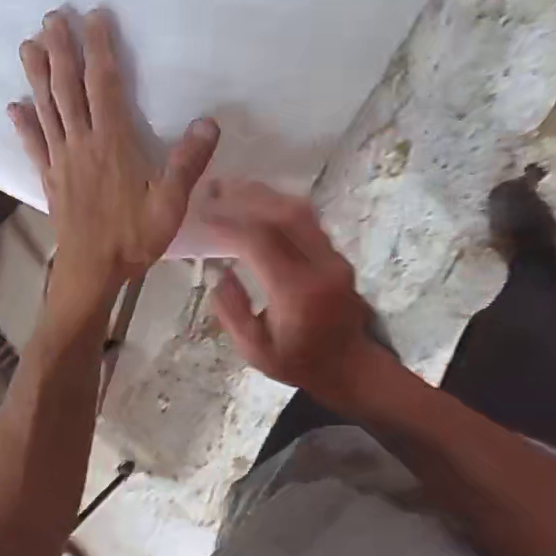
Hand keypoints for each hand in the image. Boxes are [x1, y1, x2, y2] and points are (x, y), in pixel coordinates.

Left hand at [9, 8, 219, 301]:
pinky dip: (23, 125)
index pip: (104, 85)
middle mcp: (81, 143)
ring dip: (36, 76)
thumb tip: (208, 122)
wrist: (91, 271)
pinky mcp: (49, 179)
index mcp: (112, 143)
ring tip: (28, 45)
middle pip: (67, 89)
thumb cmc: (132, 238)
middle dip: (61, 50)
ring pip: (46, 109)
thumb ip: (187, 163)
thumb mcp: (170, 204)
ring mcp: (61, 161)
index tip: (94, 17)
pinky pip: (33, 146)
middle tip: (52, 17)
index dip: (99, 49)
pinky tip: (12, 107)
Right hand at [206, 180, 384, 406]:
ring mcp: (334, 258)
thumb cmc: (299, 363)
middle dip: (246, 197)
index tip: (203, 215)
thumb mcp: (254, 350)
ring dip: (264, 195)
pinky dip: (279, 205)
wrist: (351, 367)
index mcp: (298, 293)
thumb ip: (232, 311)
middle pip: (285, 214)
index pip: (261, 242)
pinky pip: (308, 220)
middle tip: (215, 188)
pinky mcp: (336, 255)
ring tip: (233, 188)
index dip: (229, 223)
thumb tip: (221, 273)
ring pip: (300, 211)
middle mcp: (321, 267)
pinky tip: (258, 204)